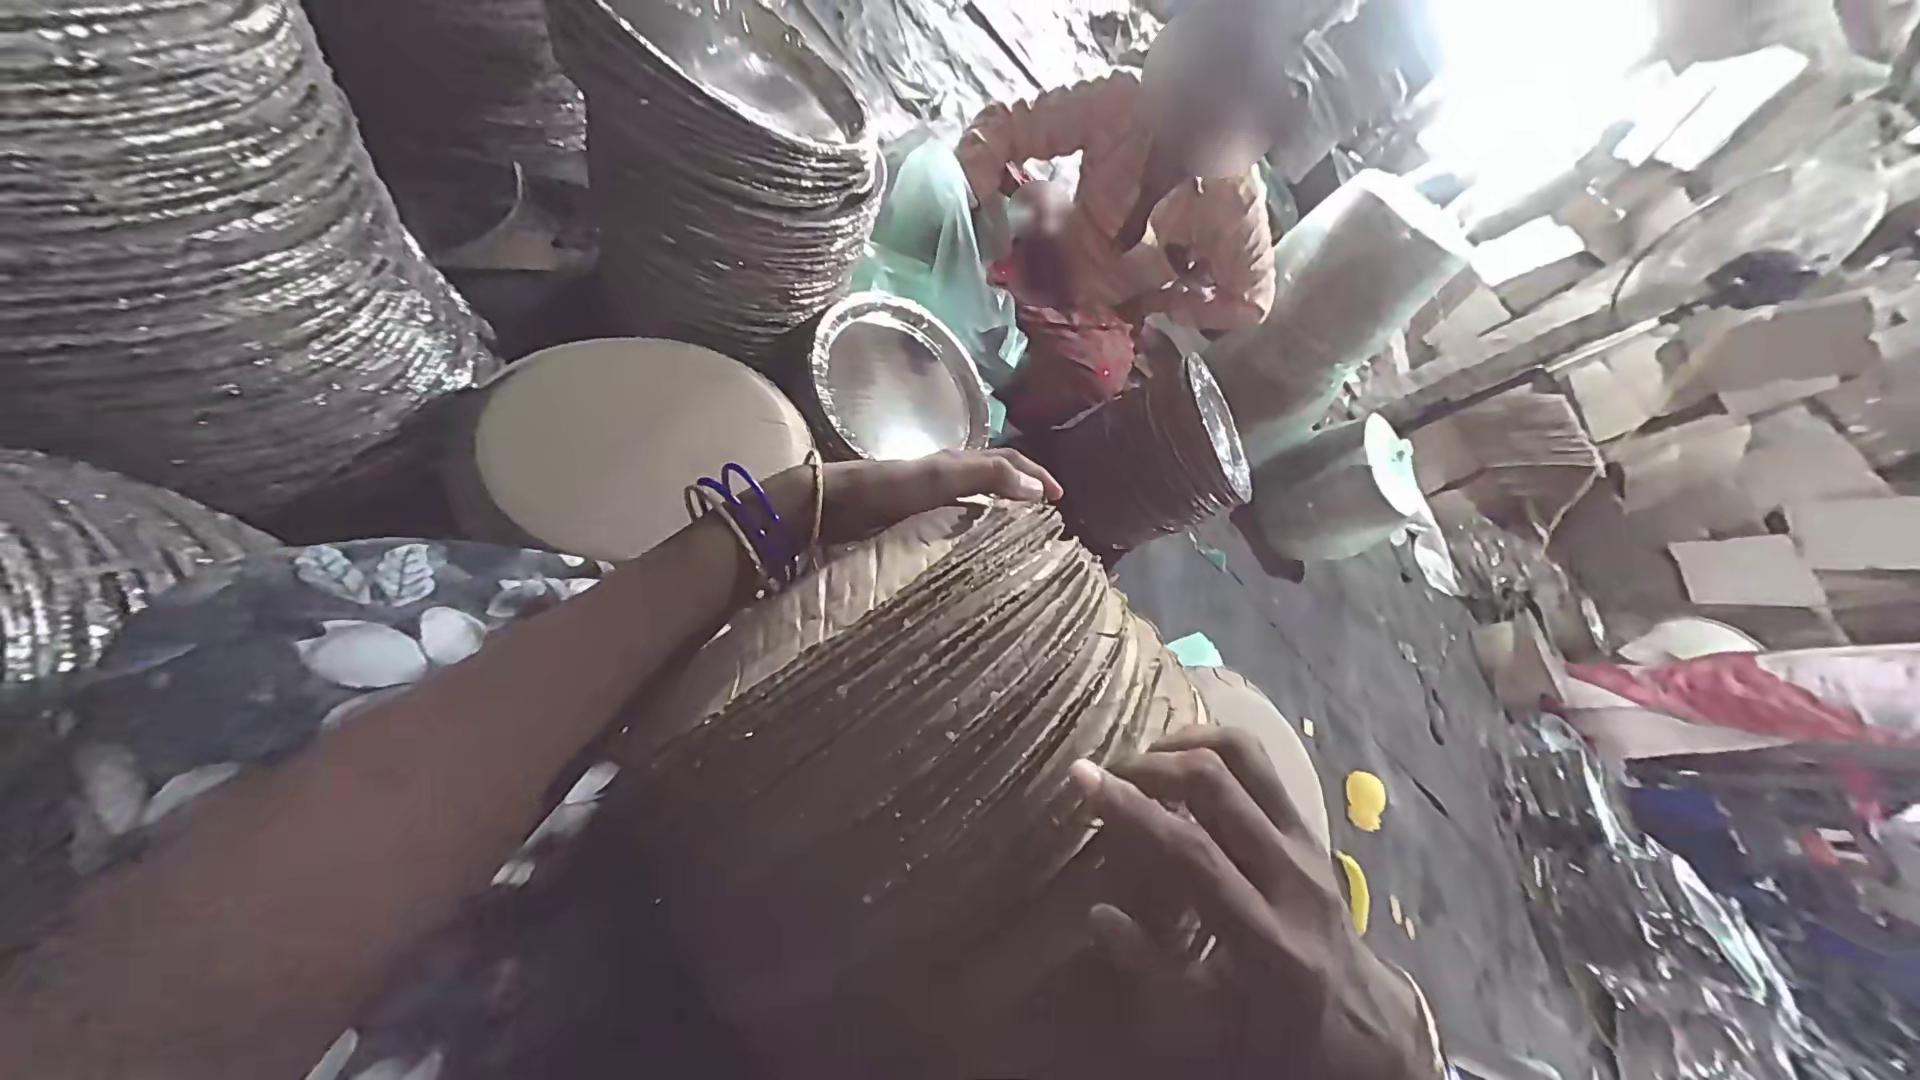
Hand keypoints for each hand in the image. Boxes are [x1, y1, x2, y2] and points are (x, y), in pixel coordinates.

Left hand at [768, 449, 1062, 547]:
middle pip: (995, 477)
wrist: (832, 504)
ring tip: (1022, 534)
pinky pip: (957, 519)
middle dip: (1024, 491)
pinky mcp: (914, 518)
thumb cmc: (887, 488)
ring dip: (1002, 510)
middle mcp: (947, 475)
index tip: (1061, 499)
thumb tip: (1037, 490)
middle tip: (1047, 518)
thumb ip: (986, 476)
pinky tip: (979, 546)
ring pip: (977, 499)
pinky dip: (977, 527)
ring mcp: (930, 498)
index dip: (1036, 474)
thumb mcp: (940, 477)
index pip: (1008, 461)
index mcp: (957, 461)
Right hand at [1069, 726, 1432, 1079]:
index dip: (1130, 808)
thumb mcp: (1205, 1026)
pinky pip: (1259, 760)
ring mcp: (1307, 842)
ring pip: (1244, 755)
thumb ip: (1148, 968)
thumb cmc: (1276, 1033)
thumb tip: (1097, 911)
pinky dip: (1212, 742)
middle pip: (1216, 785)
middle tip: (1112, 773)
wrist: (1363, 1027)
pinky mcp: (1309, 824)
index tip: (1081, 777)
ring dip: (1184, 743)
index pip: (1190, 851)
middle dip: (1151, 765)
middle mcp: (1292, 876)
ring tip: (1146, 760)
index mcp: (1267, 939)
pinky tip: (1182, 757)